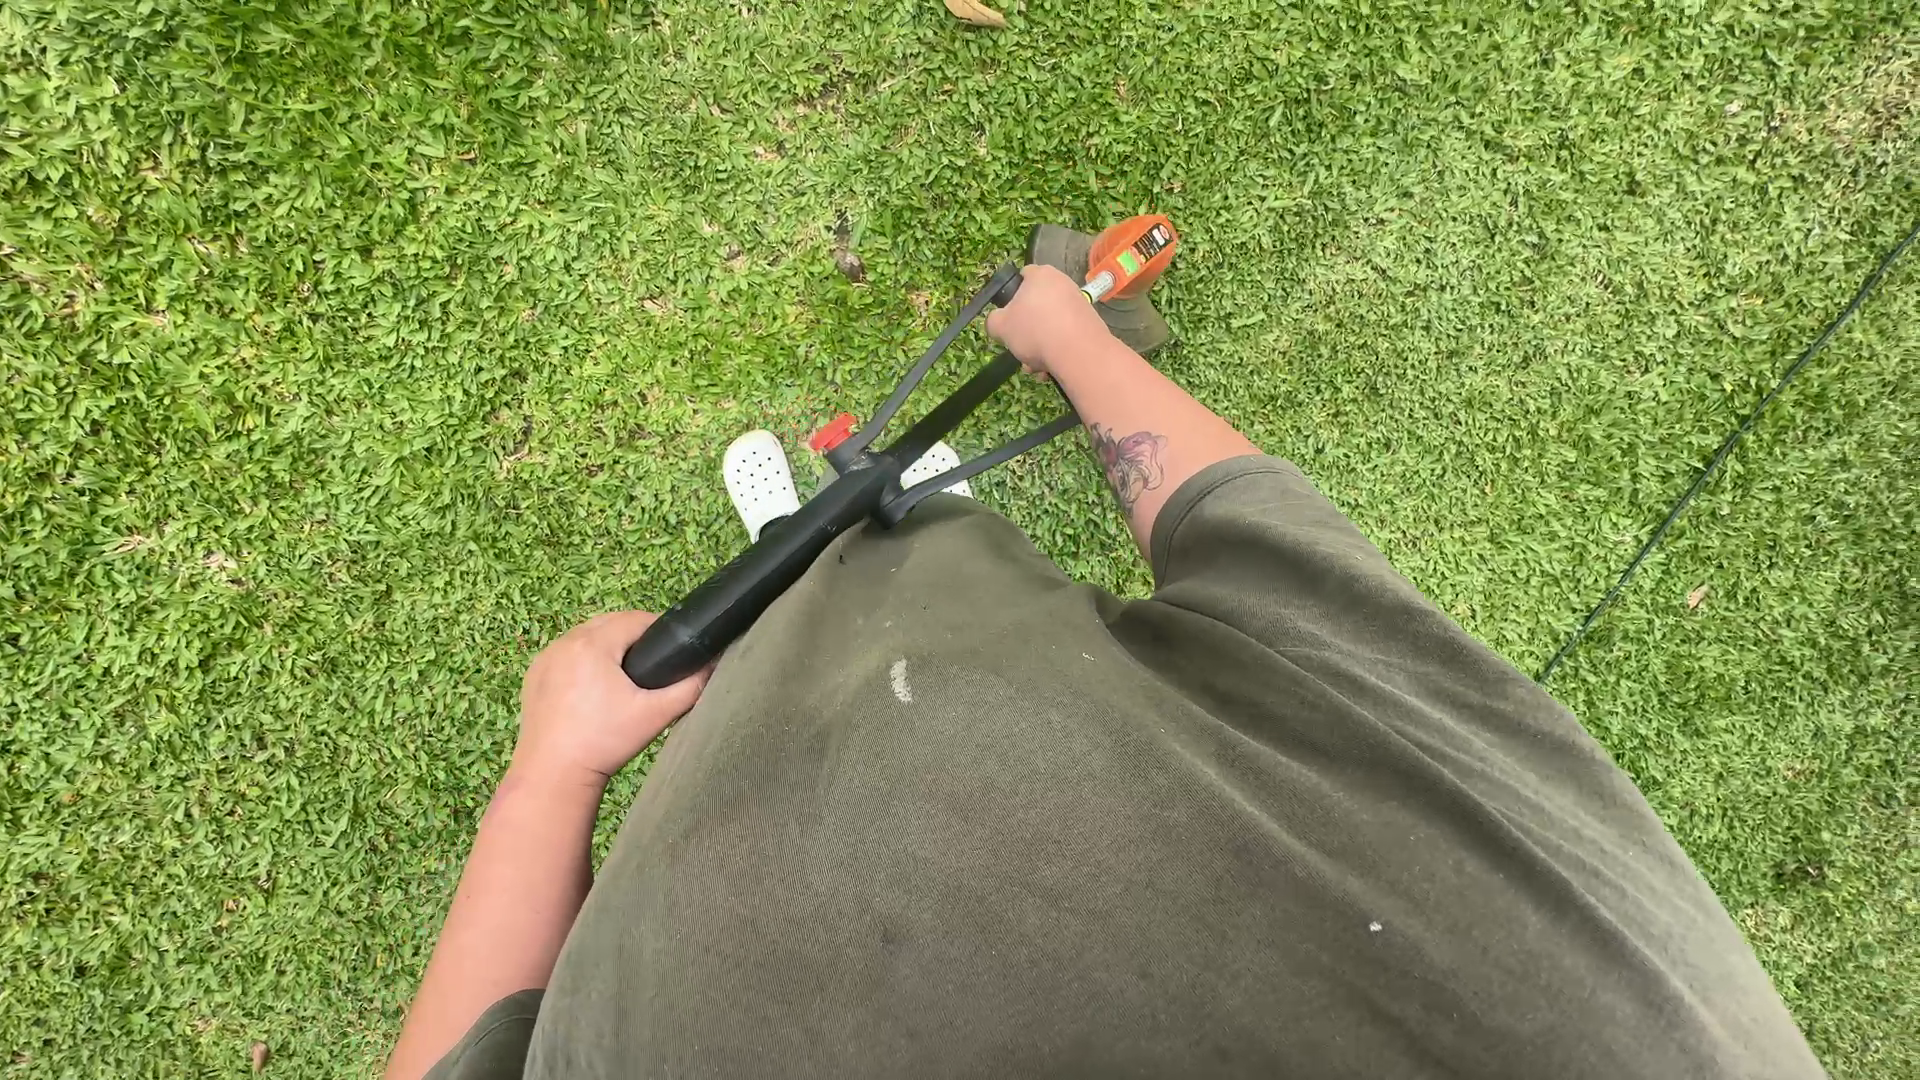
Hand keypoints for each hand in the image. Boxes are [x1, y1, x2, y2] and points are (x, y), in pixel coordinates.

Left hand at [510, 611, 708, 788]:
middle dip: (634, 636)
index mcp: (592, 644)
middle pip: (610, 623)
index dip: (659, 631)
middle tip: (653, 665)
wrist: (553, 775)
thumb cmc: (605, 741)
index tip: (671, 652)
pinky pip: (568, 654)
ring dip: (609, 646)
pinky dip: (585, 660)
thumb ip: (692, 686)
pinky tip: (596, 686)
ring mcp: (545, 659)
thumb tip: (713, 665)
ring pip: (587, 637)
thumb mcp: (658, 713)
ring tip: (627, 675)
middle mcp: (565, 643)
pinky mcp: (534, 676)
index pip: (636, 619)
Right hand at [985, 264, 1114, 376]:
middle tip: (1021, 348)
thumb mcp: (1000, 326)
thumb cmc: (1034, 330)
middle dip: (1027, 331)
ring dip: (1040, 346)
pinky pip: (1066, 335)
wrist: (1078, 351)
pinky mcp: (1090, 322)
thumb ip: (993, 320)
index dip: (1011, 296)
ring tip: (1035, 366)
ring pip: (1051, 324)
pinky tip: (1050, 368)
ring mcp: (1078, 302)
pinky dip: (1057, 350)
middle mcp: (1062, 283)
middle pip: (1037, 306)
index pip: (1022, 276)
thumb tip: (998, 322)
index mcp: (1041, 274)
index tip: (1009, 317)